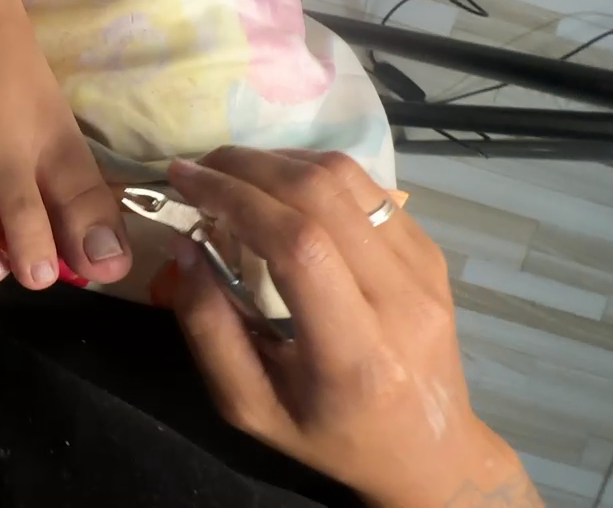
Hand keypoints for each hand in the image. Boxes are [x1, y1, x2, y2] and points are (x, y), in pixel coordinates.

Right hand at [167, 148, 541, 507]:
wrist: (431, 453)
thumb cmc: (327, 432)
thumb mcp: (246, 405)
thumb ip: (205, 325)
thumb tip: (184, 243)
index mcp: (356, 354)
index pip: (297, 243)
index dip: (233, 196)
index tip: (181, 179)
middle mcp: (402, 304)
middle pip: (319, 194)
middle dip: (243, 165)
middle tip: (196, 170)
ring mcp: (424, 272)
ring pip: (342, 177)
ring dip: (272, 160)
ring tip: (230, 174)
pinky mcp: (429, 252)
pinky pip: (361, 185)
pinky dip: (304, 168)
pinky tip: (274, 185)